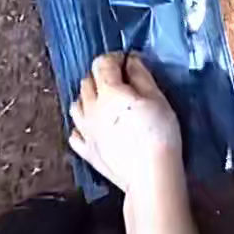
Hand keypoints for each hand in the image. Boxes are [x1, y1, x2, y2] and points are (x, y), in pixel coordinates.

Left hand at [69, 52, 184, 200]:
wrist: (150, 175)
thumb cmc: (158, 134)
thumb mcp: (157, 97)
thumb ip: (141, 76)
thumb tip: (131, 61)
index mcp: (109, 92)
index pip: (101, 63)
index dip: (115, 58)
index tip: (129, 62)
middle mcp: (91, 109)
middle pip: (87, 81)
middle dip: (102, 75)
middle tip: (123, 79)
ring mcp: (85, 131)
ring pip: (76, 104)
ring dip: (89, 97)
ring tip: (107, 100)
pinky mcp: (86, 151)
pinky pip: (75, 131)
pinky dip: (82, 123)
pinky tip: (95, 125)